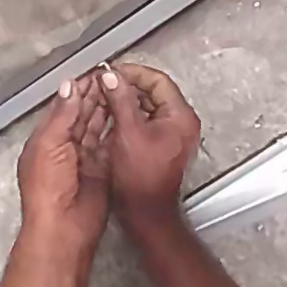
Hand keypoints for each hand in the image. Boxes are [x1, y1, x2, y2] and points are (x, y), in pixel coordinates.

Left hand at [16, 73, 110, 258]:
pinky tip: (125, 116)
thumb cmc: (47, 191)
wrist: (64, 228)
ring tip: (120, 91)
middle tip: (111, 79)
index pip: (63, 107)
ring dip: (107, 110)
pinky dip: (117, 130)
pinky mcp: (101, 171)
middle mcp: (64, 148)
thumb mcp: (49, 145)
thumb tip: (68, 87)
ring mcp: (83, 160)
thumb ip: (61, 115)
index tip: (93, 74)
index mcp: (45, 140)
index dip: (78, 90)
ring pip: (96, 127)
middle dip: (95, 97)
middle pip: (81, 115)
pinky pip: (110, 145)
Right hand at [98, 63, 201, 224]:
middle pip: (153, 92)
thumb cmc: (141, 180)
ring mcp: (173, 135)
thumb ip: (120, 100)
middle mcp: (181, 123)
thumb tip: (112, 77)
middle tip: (105, 84)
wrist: (145, 213)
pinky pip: (146, 121)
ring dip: (126, 101)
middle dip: (127, 86)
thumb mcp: (127, 133)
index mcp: (180, 116)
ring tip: (104, 98)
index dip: (132, 73)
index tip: (112, 73)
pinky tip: (111, 117)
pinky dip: (128, 116)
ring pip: (148, 106)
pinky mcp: (162, 145)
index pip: (158, 80)